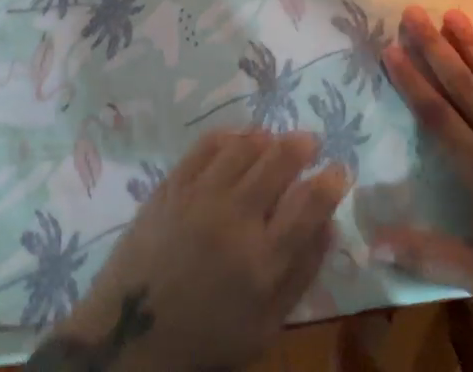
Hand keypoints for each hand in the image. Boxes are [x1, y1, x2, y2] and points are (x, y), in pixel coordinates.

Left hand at [28, 130, 349, 371]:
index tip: (340, 170)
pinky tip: (239, 141)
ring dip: (267, 138)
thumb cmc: (207, 336)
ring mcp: (199, 197)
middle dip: (302, 145)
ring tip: (275, 141)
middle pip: (279, 160)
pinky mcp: (171, 187)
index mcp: (264, 259)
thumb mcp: (266, 324)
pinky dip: (229, 137)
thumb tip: (330, 224)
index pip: (311, 203)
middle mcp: (235, 219)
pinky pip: (206, 146)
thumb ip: (302, 273)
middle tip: (310, 142)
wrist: (132, 334)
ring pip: (244, 147)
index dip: (333, 180)